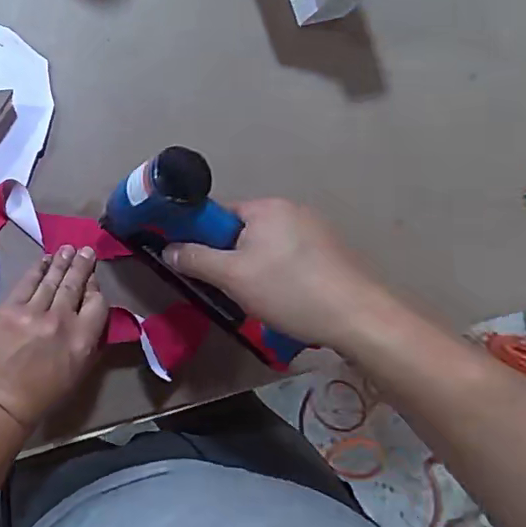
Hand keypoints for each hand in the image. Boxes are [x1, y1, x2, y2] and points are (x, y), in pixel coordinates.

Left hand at [0, 246, 108, 430]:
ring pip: (52, 279)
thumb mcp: (81, 369)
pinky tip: (45, 259)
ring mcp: (33, 312)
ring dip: (62, 261)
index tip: (93, 281)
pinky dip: (38, 268)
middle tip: (86, 251)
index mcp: (82, 339)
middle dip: (82, 265)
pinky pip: (27, 282)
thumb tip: (91, 307)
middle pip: (75, 285)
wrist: (3, 396)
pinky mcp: (10, 308)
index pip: (97, 303)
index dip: (96, 289)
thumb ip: (91, 338)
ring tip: (69, 249)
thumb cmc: (46, 390)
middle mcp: (60, 321)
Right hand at [163, 198, 389, 347]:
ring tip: (257, 299)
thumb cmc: (288, 290)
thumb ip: (194, 259)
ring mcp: (315, 230)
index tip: (196, 264)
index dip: (201, 238)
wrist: (358, 318)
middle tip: (226, 287)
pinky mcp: (330, 252)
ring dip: (254, 269)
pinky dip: (279, 275)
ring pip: (266, 248)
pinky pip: (289, 258)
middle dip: (230, 258)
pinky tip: (284, 299)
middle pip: (242, 231)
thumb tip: (167, 249)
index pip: (218, 214)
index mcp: (266, 207)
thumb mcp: (231, 277)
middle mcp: (291, 210)